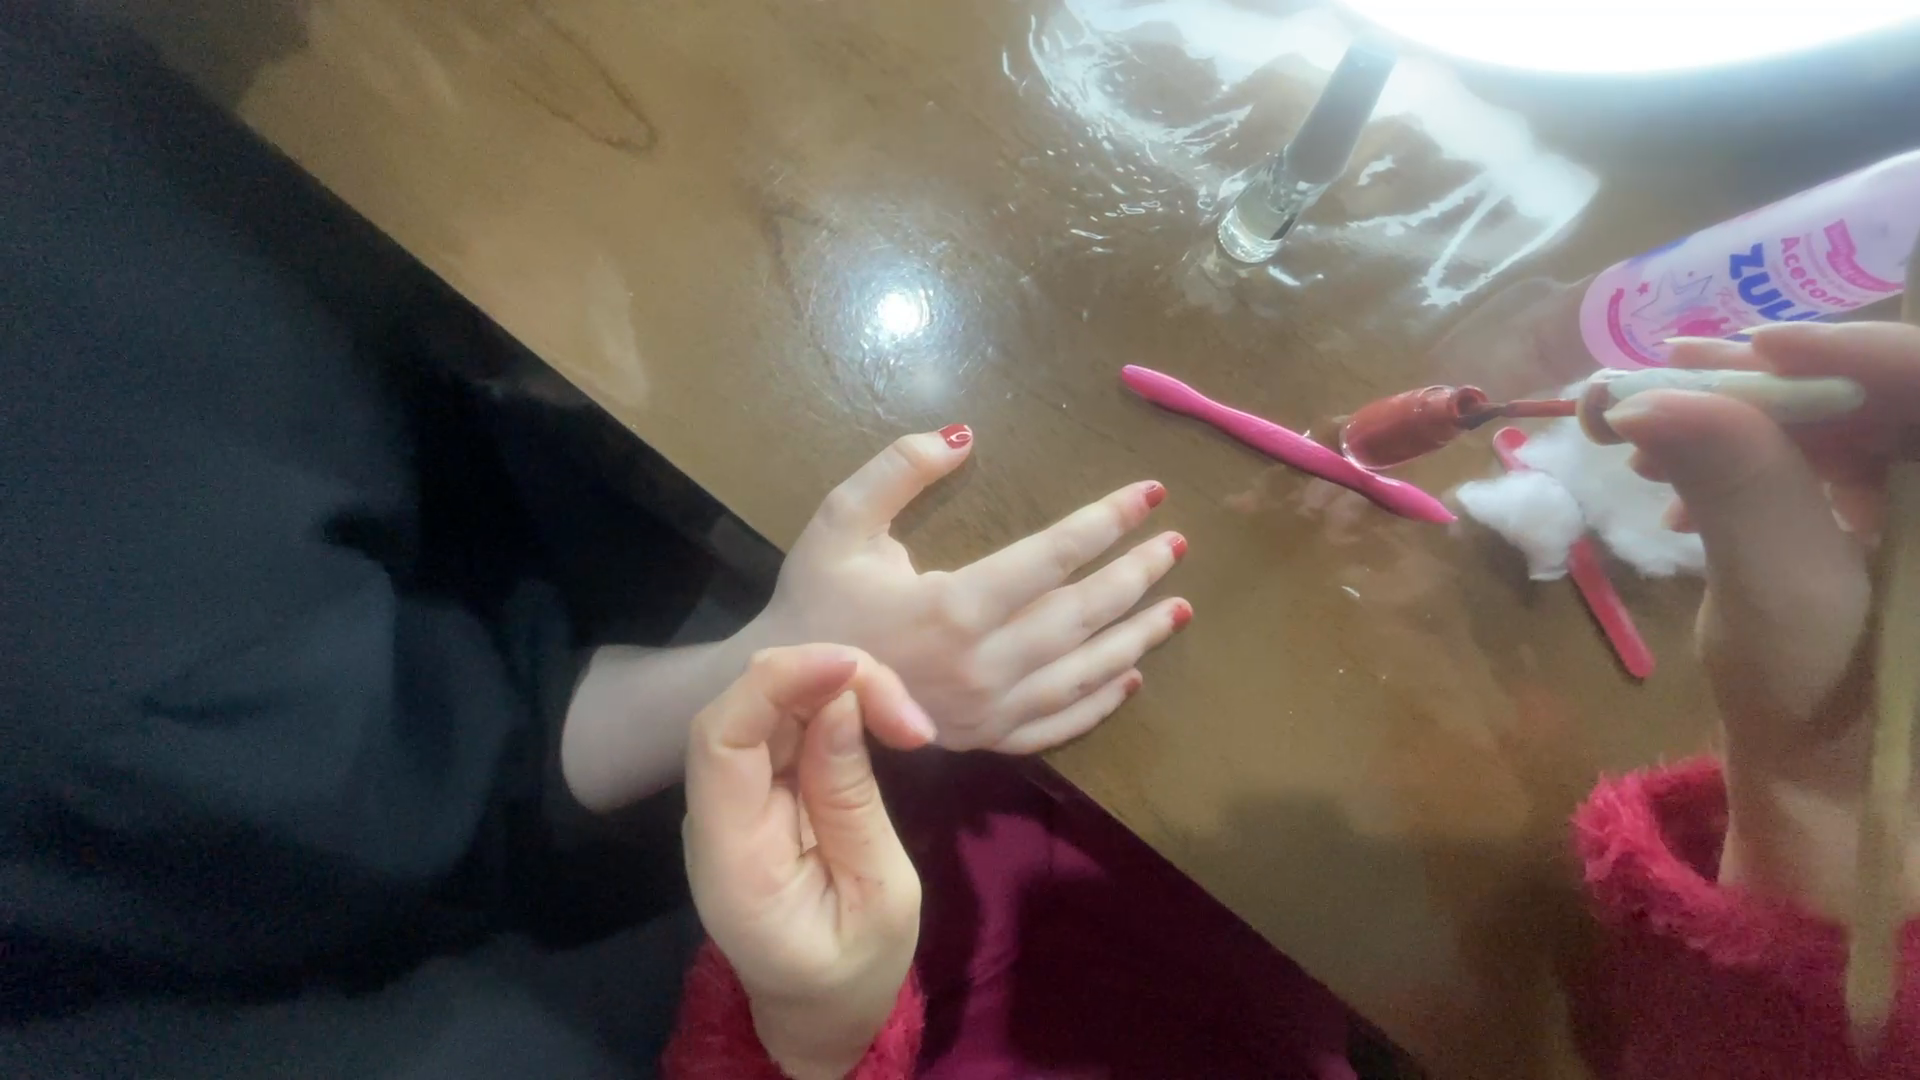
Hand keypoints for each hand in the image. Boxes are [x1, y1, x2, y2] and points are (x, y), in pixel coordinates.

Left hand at [683, 645, 925, 1079]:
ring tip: (906, 721)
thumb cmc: (854, 970)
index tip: (849, 667)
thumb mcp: (879, 895)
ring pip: (773, 702)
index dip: (777, 683)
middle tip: (906, 713)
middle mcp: (719, 812)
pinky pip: (791, 721)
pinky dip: (840, 703)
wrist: (820, 1005)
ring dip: (842, 687)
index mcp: (731, 855)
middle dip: (826, 679)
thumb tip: (840, 701)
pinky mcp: (764, 785)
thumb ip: (852, 799)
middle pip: (749, 706)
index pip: (722, 739)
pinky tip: (883, 719)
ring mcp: (738, 796)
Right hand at [753, 426, 1190, 754]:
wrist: (790, 691)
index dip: (1105, 521)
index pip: (1052, 557)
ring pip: (1083, 673)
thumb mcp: (841, 520)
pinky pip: (1057, 726)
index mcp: (952, 607)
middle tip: (1176, 544)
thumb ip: (897, 470)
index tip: (1149, 493)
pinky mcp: (984, 739)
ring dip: (1136, 637)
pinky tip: (1130, 678)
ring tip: (1179, 607)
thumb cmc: (817, 599)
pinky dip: (1100, 703)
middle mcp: (983, 664)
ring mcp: (988, 711)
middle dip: (1135, 575)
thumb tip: (964, 435)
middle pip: (1081, 615)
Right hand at [1604, 321, 1919, 913]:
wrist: (1827, 767)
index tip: (1749, 345)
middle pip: (1882, 395)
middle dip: (1767, 382)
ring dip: (1732, 422)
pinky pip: (1817, 459)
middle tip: (1661, 378)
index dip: (1860, 350)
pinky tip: (1676, 487)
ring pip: (1840, 421)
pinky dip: (1736, 461)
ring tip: (1641, 442)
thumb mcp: (1780, 590)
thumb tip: (1643, 397)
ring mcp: (1914, 503)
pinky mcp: (1882, 516)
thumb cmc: (1823, 695)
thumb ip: (1733, 484)